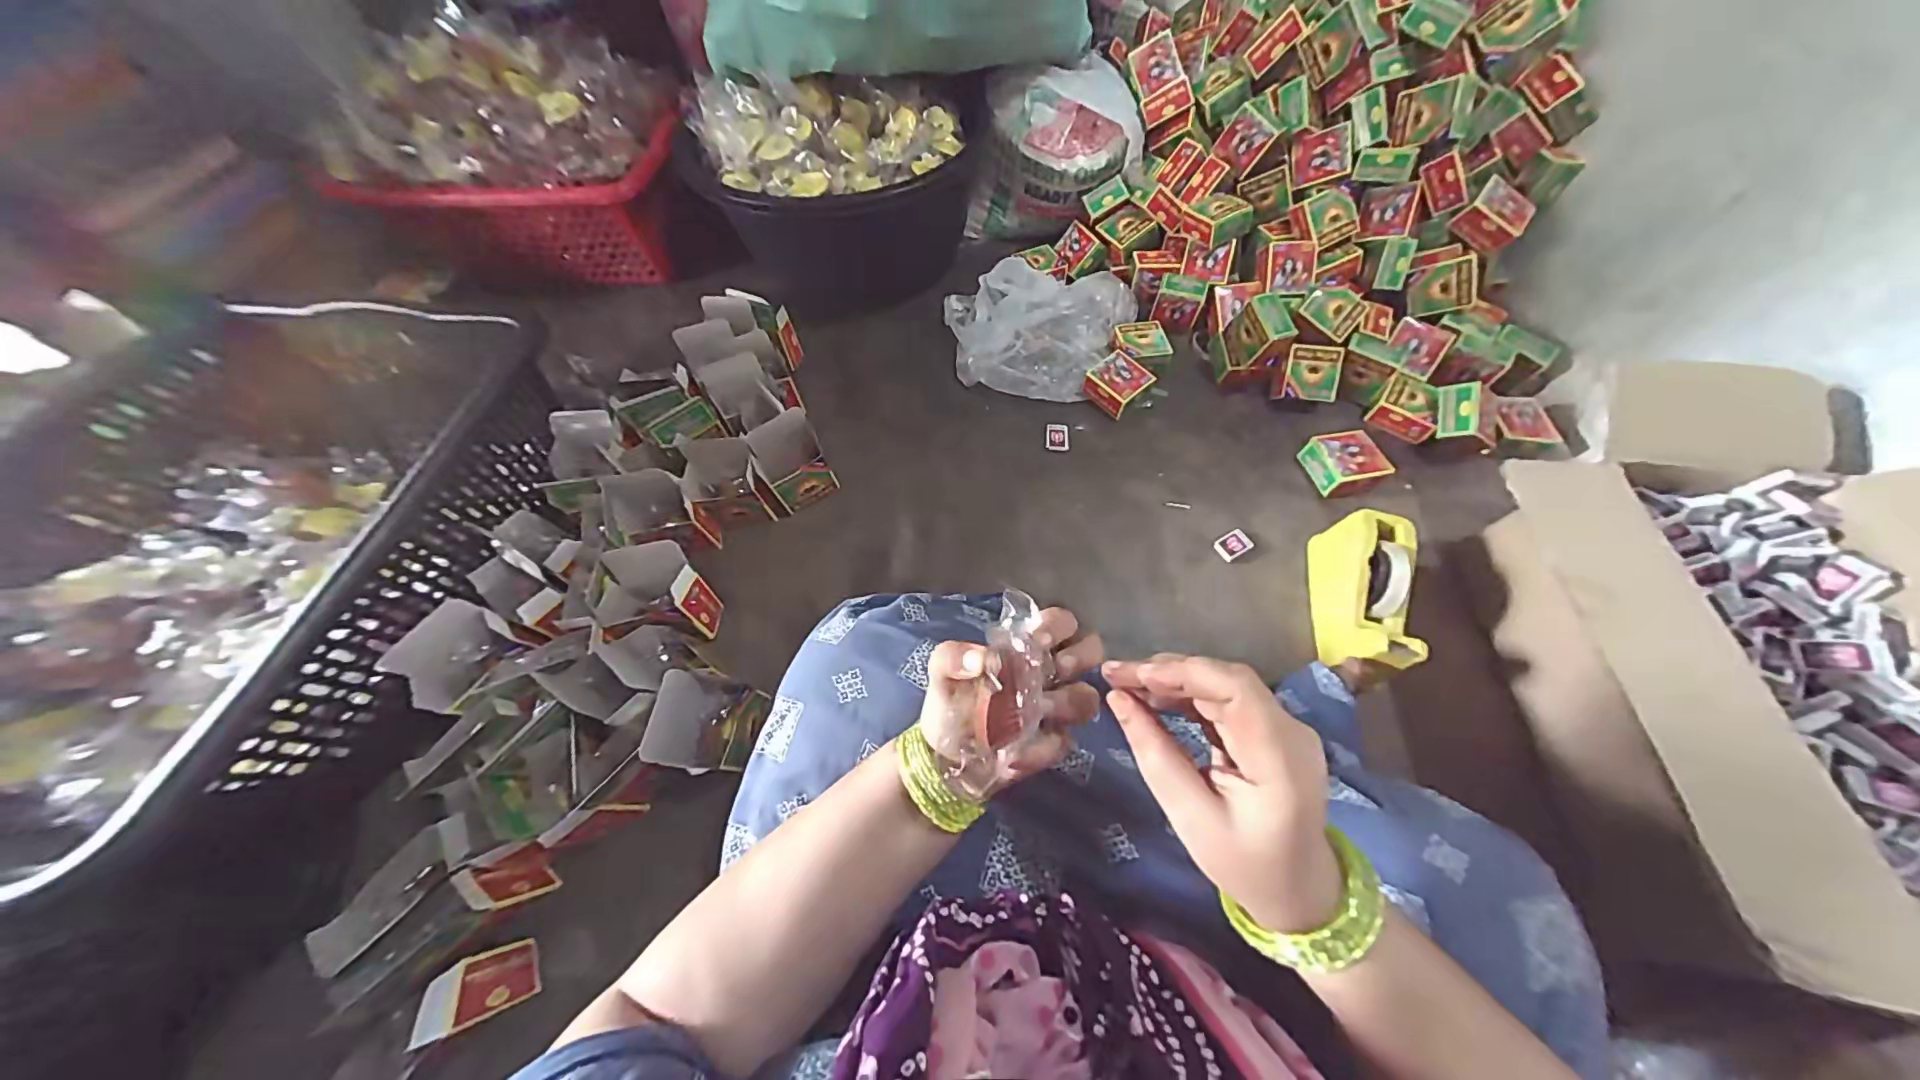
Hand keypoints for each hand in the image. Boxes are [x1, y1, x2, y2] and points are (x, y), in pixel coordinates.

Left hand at [916, 607, 1103, 796]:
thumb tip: (984, 658)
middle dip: (1078, 659)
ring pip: (1087, 697)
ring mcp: (1056, 708)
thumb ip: (955, 656)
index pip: (1063, 622)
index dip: (1058, 627)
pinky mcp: (1053, 743)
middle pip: (1091, 651)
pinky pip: (1064, 741)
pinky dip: (1041, 746)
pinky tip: (1015, 751)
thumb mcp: (942, 670)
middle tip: (1051, 673)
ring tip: (1035, 712)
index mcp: (1028, 647)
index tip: (1039, 642)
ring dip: (1065, 703)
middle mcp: (1051, 673)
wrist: (944, 753)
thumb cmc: (950, 700)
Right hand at [1104, 655, 1343, 932]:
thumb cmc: (1243, 864)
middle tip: (1115, 675)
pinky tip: (1156, 698)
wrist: (1299, 890)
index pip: (1235, 689)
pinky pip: (1227, 698)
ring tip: (1128, 685)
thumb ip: (1155, 754)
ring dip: (1174, 680)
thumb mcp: (1189, 816)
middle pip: (1227, 680)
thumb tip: (1117, 699)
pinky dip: (1188, 694)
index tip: (1131, 676)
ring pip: (1224, 684)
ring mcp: (1287, 728)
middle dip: (1168, 671)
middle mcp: (1291, 732)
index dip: (1182, 672)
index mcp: (1280, 760)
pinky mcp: (1273, 729)